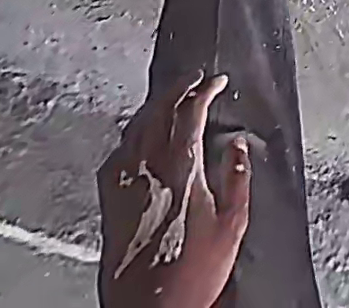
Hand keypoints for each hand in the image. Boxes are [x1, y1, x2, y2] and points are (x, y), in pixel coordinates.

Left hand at [97, 72, 252, 307]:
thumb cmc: (194, 271)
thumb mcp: (231, 224)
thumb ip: (236, 177)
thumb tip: (237, 143)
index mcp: (181, 167)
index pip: (191, 111)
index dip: (206, 89)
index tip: (219, 81)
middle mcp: (149, 167)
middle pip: (160, 109)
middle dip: (180, 87)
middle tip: (195, 78)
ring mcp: (126, 183)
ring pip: (137, 127)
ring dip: (156, 106)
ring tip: (170, 99)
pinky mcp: (111, 202)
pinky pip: (118, 154)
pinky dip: (132, 135)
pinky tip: (138, 139)